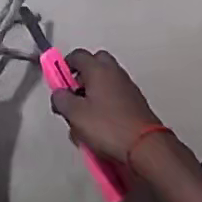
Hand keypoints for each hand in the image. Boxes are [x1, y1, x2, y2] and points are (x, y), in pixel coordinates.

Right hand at [49, 49, 165, 165]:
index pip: (77, 55)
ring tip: (84, 120)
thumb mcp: (75, 114)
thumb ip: (61, 100)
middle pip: (93, 66)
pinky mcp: (134, 102)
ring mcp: (126, 86)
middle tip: (71, 97)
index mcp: (99, 69)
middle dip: (80, 79)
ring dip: (92, 96)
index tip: (57, 81)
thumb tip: (58, 94)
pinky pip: (113, 98)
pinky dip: (104, 106)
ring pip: (103, 83)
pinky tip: (99, 128)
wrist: (144, 146)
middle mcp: (114, 72)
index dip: (64, 66)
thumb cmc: (109, 127)